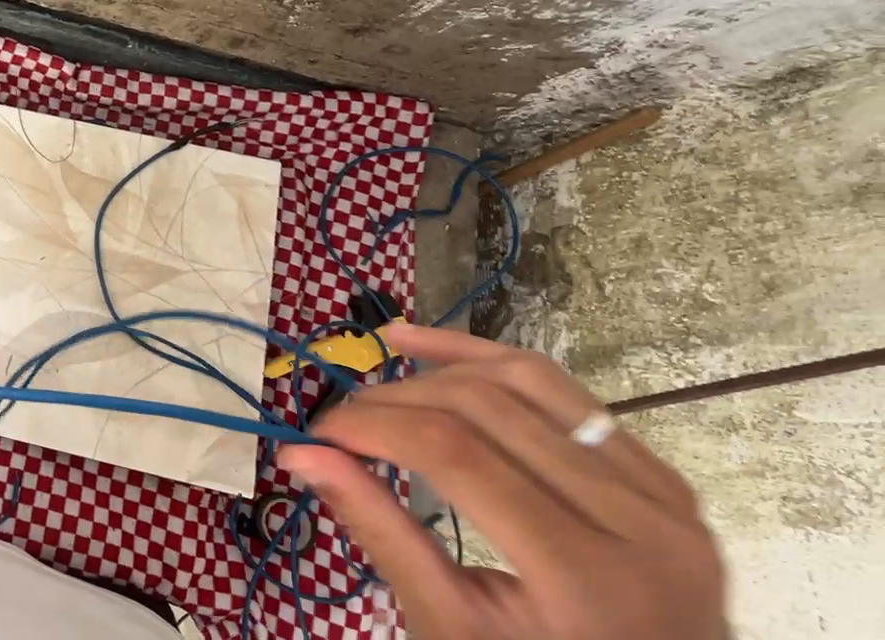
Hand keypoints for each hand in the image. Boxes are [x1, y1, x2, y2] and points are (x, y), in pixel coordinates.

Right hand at [278, 323, 726, 639]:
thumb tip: (299, 453)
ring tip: (377, 386)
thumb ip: (378, 529)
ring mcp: (662, 492)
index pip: (455, 455)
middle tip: (339, 423)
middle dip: (393, 401)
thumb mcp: (448, 626)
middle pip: (485, 409)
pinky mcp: (661, 475)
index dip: (373, 427)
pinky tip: (427, 348)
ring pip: (524, 380)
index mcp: (588, 576)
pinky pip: (562, 391)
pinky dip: (485, 360)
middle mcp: (641, 521)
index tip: (315, 433)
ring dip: (436, 370)